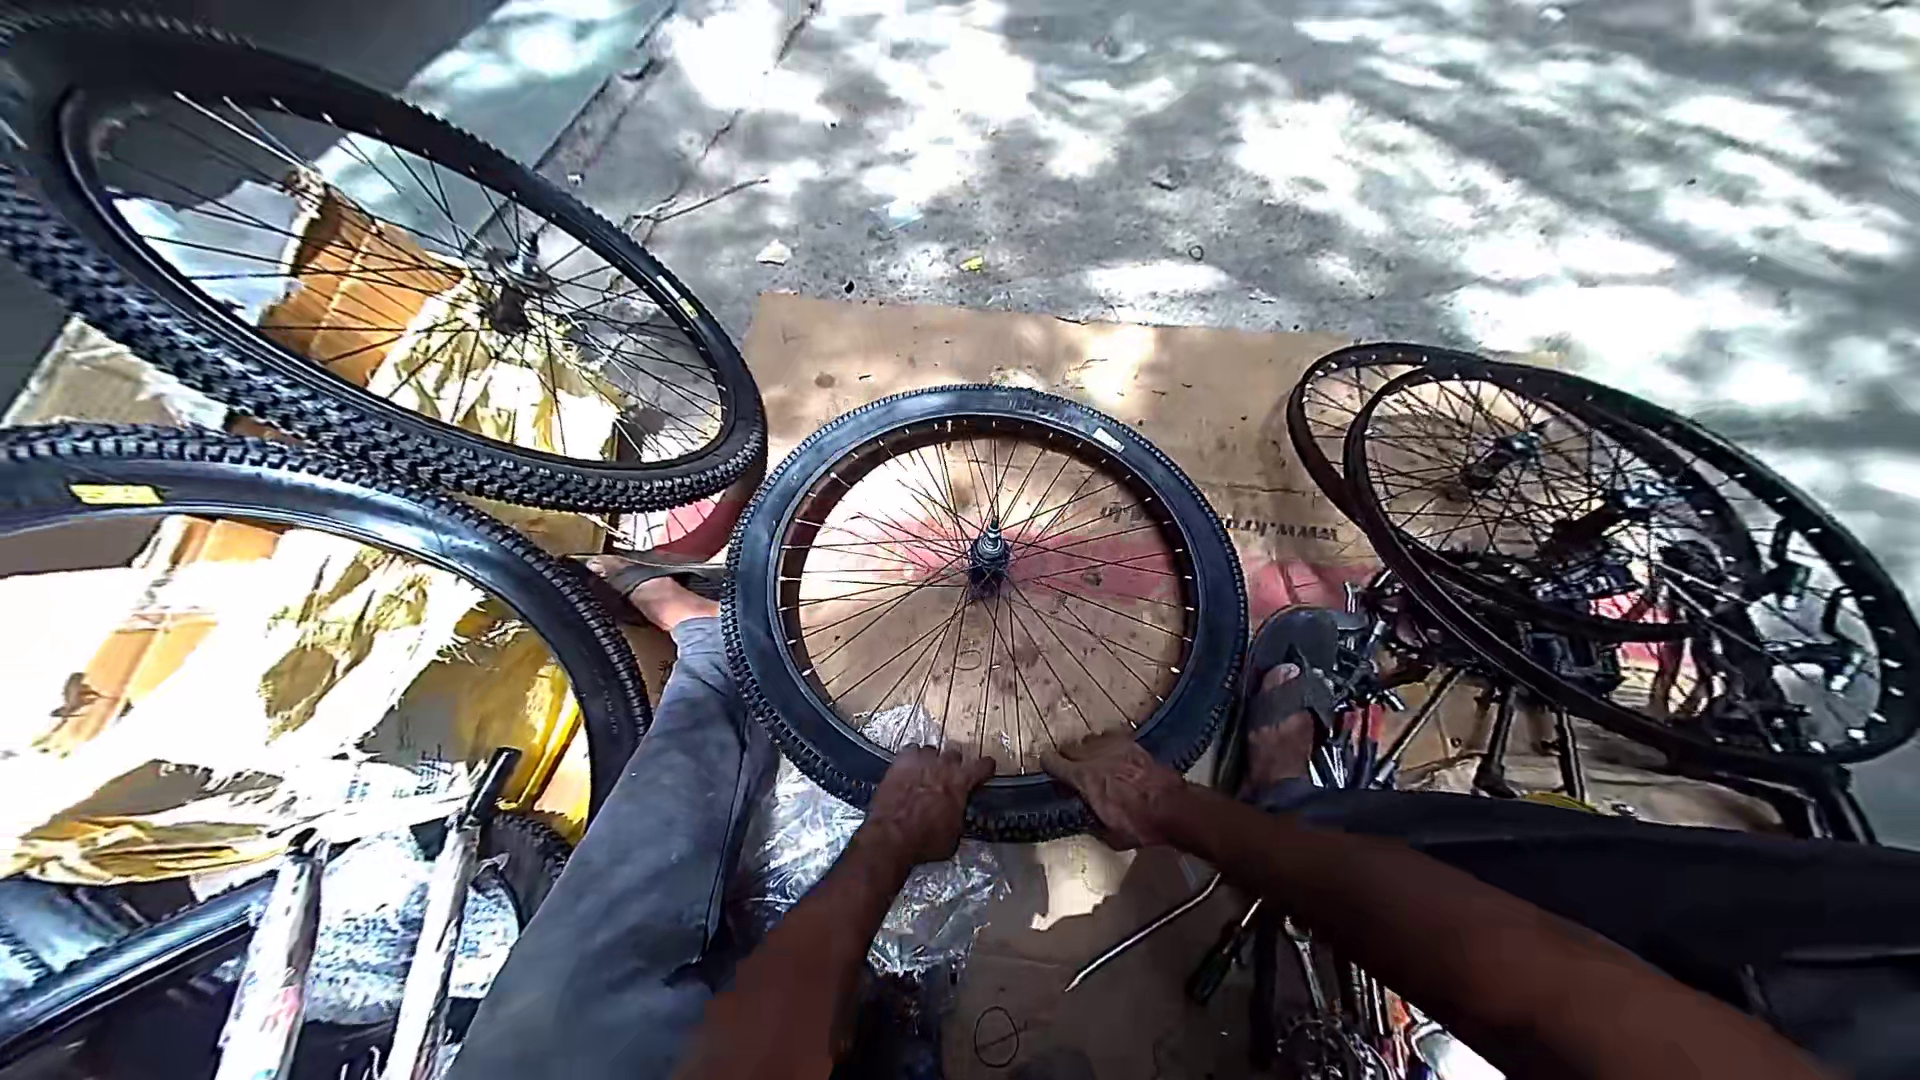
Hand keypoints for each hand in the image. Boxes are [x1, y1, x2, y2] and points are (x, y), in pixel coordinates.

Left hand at [858, 747, 994, 868]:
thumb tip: (956, 815)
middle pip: (954, 754)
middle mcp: (943, 766)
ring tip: (924, 775)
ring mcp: (921, 760)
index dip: (985, 767)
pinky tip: (908, 769)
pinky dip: (911, 759)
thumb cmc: (925, 840)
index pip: (982, 766)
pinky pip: (910, 751)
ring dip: (930, 762)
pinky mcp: (901, 761)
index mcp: (961, 782)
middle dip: (952, 766)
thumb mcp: (954, 836)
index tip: (986, 768)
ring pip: (931, 751)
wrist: (892, 835)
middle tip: (947, 778)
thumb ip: (959, 816)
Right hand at [1042, 733, 1189, 848]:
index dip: (1047, 764)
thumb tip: (1085, 817)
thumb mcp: (1109, 835)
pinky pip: (1110, 737)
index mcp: (1085, 779)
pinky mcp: (1132, 744)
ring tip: (1092, 761)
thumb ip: (1091, 821)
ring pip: (1089, 740)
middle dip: (1066, 757)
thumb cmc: (1141, 825)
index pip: (1055, 763)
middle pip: (1070, 748)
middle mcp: (1095, 758)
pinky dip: (1107, 744)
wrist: (1174, 807)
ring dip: (1087, 750)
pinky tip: (1112, 754)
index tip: (1045, 764)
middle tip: (1069, 768)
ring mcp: (1114, 747)